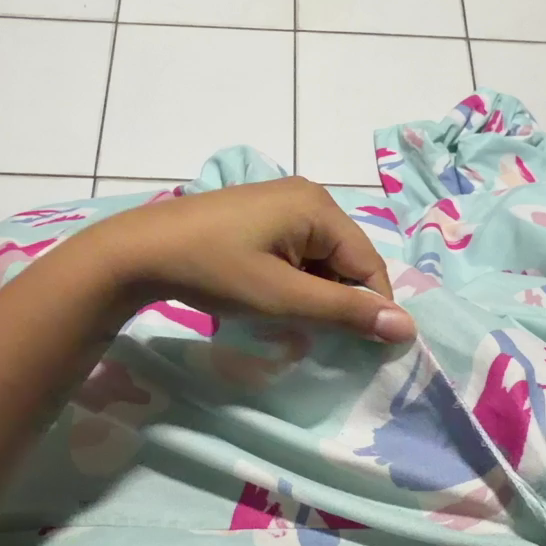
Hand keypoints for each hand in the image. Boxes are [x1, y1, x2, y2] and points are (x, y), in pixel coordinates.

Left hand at [70, 177, 416, 343]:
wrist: (137, 251)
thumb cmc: (214, 271)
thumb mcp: (282, 298)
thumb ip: (344, 312)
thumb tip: (407, 327)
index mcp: (319, 206)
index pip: (368, 265)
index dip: (369, 310)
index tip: (360, 351)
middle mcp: (307, 194)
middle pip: (345, 258)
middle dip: (336, 300)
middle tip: (313, 336)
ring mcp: (280, 200)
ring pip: (319, 257)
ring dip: (312, 292)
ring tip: (286, 319)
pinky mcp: (258, 212)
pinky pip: (295, 249)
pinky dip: (292, 278)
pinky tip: (269, 298)